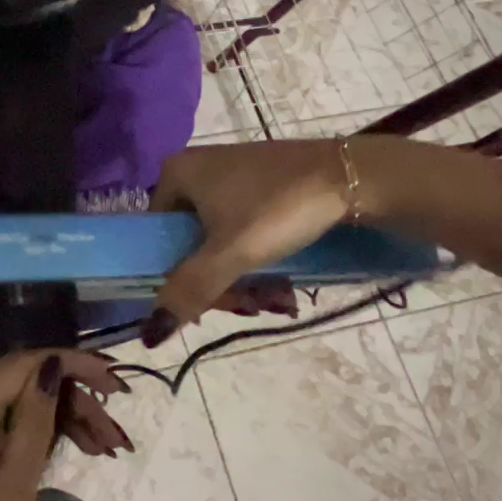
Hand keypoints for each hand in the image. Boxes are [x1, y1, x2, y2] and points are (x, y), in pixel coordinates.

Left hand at [0, 349, 122, 500]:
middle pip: (16, 369)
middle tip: (108, 430)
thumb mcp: (11, 497)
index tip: (112, 382)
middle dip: (66, 389)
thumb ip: (33, 428)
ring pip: (6, 383)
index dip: (69, 363)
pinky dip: (26, 415)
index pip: (22, 362)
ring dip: (50, 404)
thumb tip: (52, 366)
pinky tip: (64, 441)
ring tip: (98, 443)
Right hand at [142, 140, 354, 346]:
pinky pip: (244, 225)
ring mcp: (231, 173)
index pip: (157, 233)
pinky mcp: (261, 181)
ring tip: (276, 299)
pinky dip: (258, 254)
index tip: (207, 302)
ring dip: (244, 275)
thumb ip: (190, 290)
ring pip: (221, 237)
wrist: (351, 177)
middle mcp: (196, 167)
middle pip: (191, 240)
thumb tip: (149, 333)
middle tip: (251, 305)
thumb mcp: (231, 253)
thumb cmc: (278, 208)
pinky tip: (282, 280)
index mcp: (175, 172)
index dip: (176, 274)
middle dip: (220, 279)